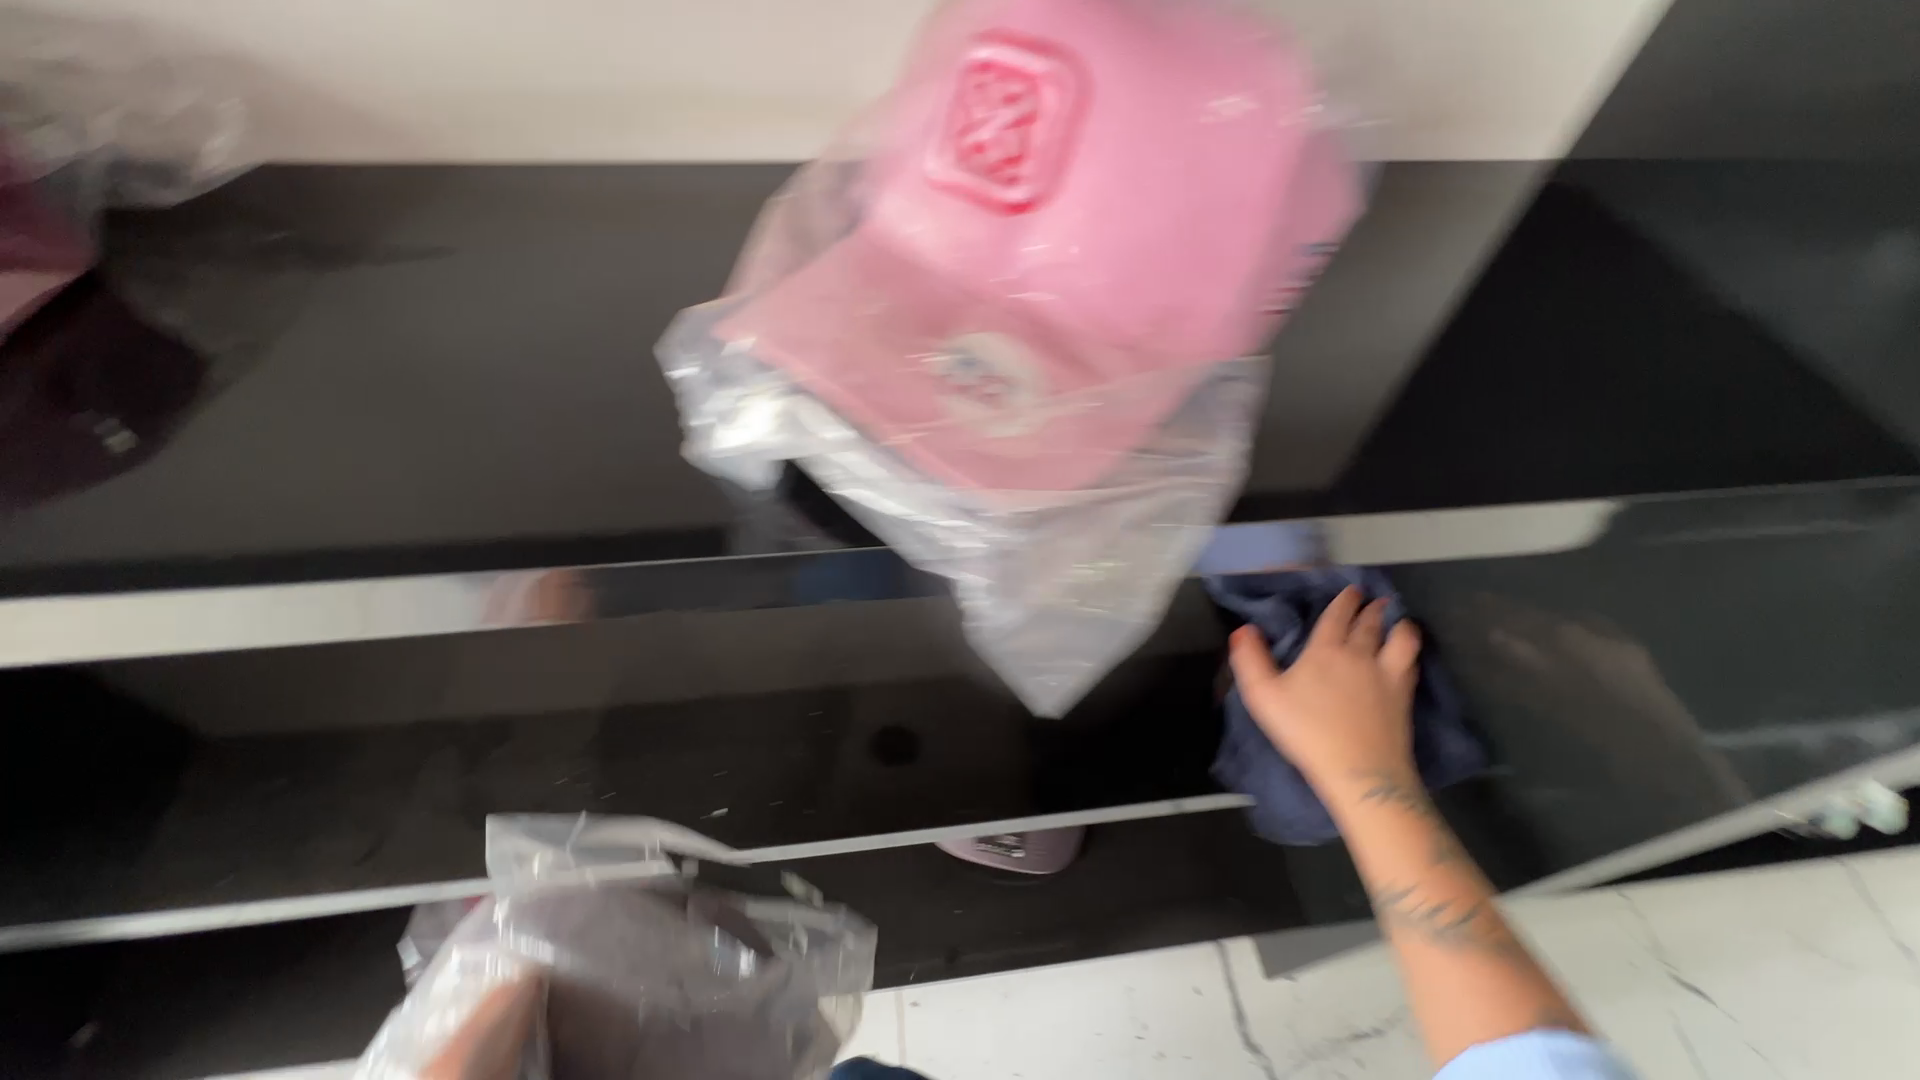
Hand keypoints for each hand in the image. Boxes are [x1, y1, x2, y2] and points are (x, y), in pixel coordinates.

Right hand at [1228, 585, 1421, 792]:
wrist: (1358, 770)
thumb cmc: (1306, 730)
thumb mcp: (1263, 696)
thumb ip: (1250, 660)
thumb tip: (1243, 630)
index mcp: (1325, 650)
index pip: (1337, 616)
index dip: (1344, 601)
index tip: (1351, 590)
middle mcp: (1360, 655)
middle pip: (1368, 625)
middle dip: (1371, 609)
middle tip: (1376, 599)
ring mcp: (1387, 675)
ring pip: (1400, 640)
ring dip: (1399, 626)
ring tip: (1400, 621)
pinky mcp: (1404, 697)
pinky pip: (1410, 664)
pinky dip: (1409, 652)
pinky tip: (1408, 656)